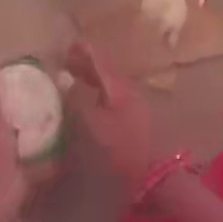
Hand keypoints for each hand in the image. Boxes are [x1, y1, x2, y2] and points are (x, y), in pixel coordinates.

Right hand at [66, 42, 160, 183]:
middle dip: (86, 64)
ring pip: (110, 84)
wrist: (156, 174)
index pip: (100, 60)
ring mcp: (135, 104)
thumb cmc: (123, 147)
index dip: (84, 51)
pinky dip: (100, 92)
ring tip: (75, 79)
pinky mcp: (136, 120)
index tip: (68, 46)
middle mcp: (129, 89)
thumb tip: (67, 82)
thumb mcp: (95, 124)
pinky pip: (114, 96)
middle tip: (66, 62)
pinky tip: (93, 100)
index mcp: (118, 86)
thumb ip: (79, 101)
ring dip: (93, 79)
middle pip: (106, 71)